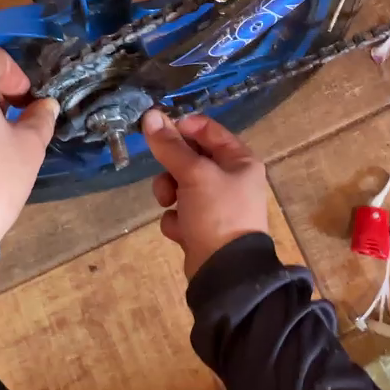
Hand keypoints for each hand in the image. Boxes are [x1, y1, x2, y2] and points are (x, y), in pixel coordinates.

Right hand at [140, 109, 270, 277]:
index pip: (207, 130)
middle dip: (172, 167)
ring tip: (169, 205)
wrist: (225, 274)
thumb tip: (150, 115)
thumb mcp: (193, 174)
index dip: (182, 128)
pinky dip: (177, 220)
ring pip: (181, 185)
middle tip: (164, 174)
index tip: (159, 133)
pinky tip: (181, 231)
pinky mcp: (203, 228)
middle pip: (191, 158)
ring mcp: (217, 206)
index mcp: (240, 160)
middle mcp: (231, 179)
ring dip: (169, 193)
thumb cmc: (218, 213)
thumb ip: (170, 146)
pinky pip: (181, 212)